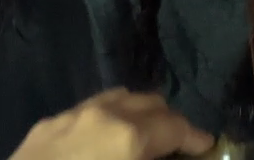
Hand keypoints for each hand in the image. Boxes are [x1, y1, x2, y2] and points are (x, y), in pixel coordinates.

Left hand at [9, 89, 216, 159]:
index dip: (196, 138)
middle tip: (179, 148)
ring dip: (137, 116)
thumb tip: (172, 154)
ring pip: (118, 99)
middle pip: (150, 103)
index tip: (208, 147)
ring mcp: (71, 115)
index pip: (175, 126)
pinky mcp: (44, 126)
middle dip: (169, 123)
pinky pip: (87, 112)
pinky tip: (102, 147)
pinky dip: (107, 122)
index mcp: (127, 136)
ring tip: (144, 142)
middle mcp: (103, 114)